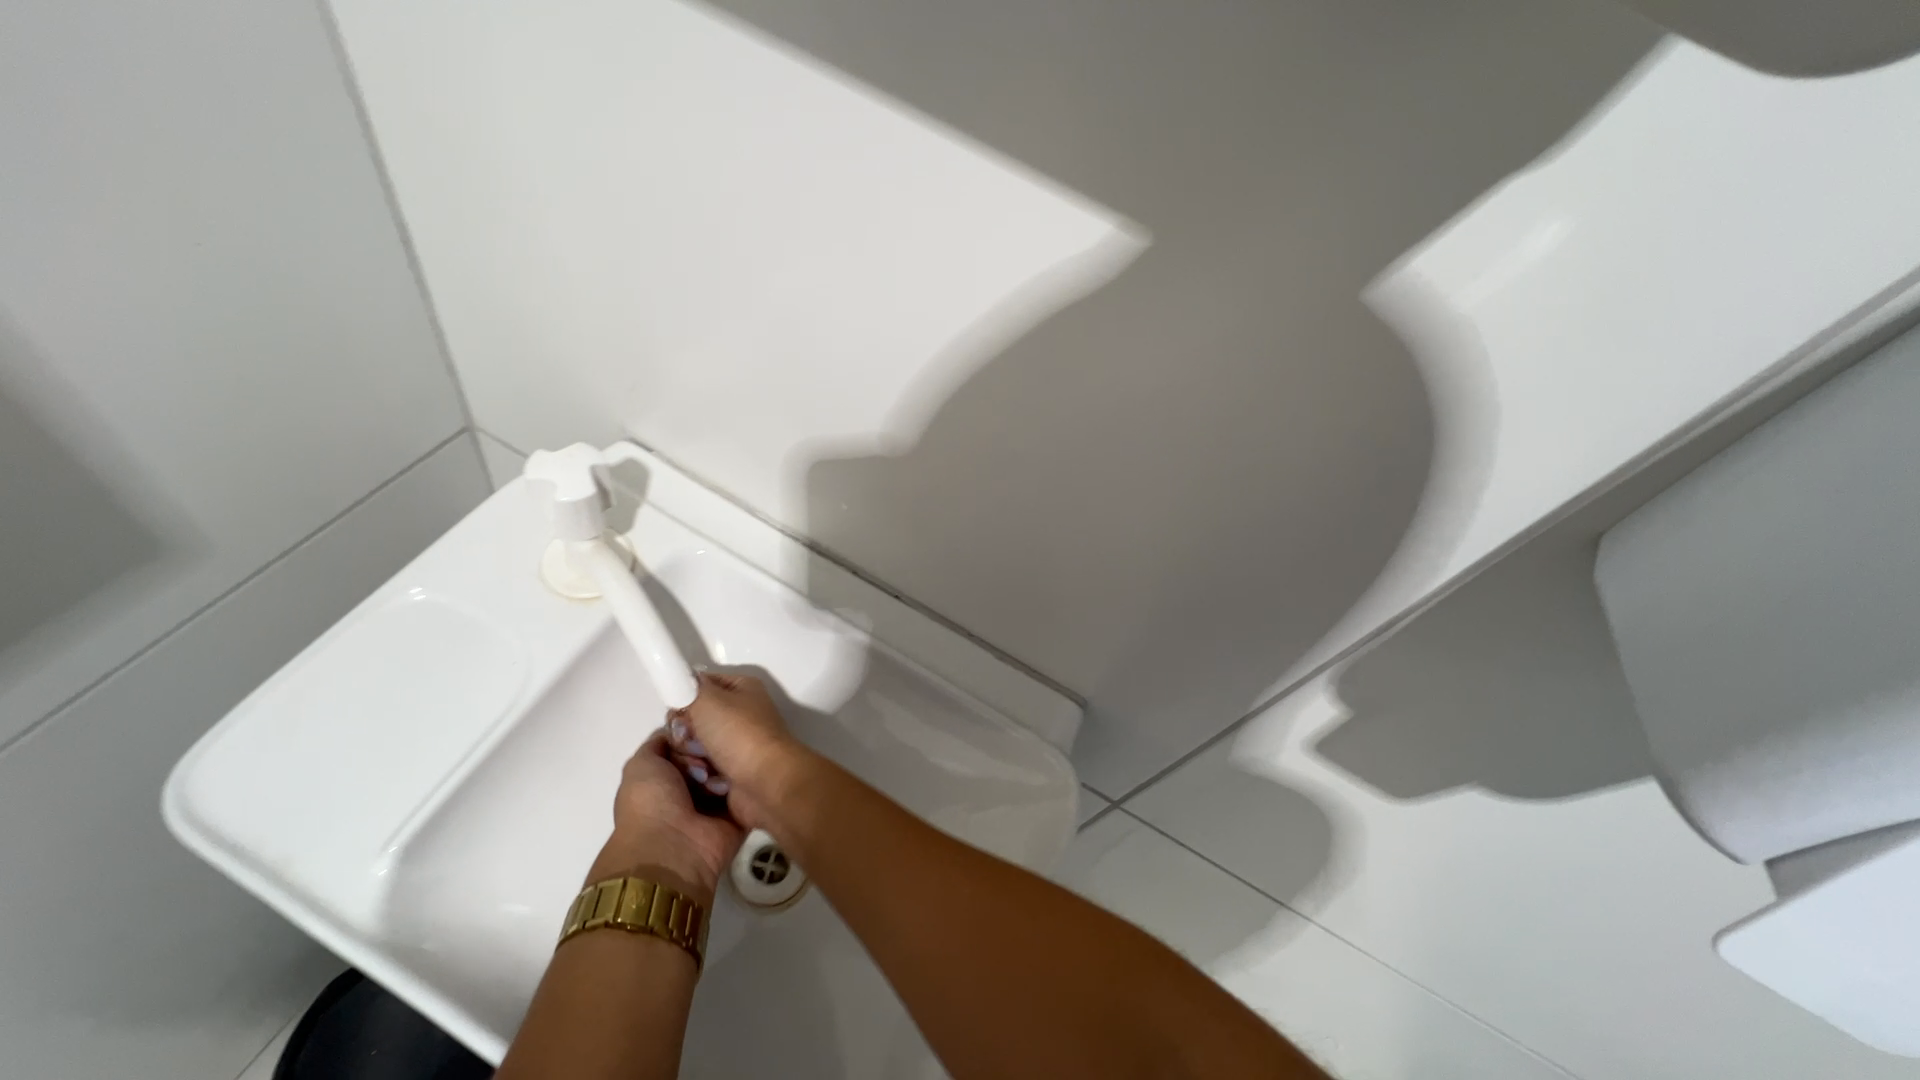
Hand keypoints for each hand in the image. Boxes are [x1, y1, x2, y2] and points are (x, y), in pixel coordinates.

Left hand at [588, 730, 742, 904]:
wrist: (673, 847)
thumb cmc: (651, 802)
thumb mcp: (642, 764)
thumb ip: (659, 742)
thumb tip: (676, 731)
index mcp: (666, 778)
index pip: (687, 743)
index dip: (691, 735)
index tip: (695, 732)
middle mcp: (691, 788)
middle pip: (710, 754)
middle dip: (711, 749)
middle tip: (708, 757)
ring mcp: (717, 801)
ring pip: (730, 769)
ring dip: (727, 765)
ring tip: (721, 771)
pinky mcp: (739, 813)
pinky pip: (748, 789)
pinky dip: (748, 781)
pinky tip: (748, 771)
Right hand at [666, 671, 809, 831]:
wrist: (767, 782)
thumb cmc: (739, 734)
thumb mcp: (708, 699)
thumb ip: (687, 686)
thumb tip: (681, 683)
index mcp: (739, 689)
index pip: (698, 685)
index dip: (683, 699)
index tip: (679, 713)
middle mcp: (738, 713)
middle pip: (690, 719)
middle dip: (684, 733)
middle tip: (690, 741)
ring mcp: (733, 744)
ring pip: (691, 746)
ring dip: (691, 757)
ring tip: (703, 765)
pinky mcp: (728, 771)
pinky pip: (699, 768)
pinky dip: (701, 774)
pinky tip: (709, 778)